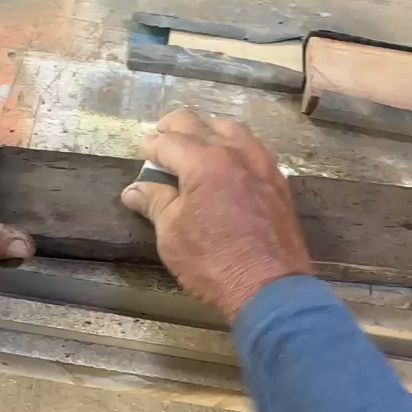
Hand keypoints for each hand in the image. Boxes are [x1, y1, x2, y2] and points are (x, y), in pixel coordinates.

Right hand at [120, 109, 313, 318]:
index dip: (151, 145)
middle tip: (161, 141)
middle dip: (175, 128)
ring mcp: (262, 164)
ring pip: (231, 129)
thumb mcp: (172, 235)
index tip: (143, 150)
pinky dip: (234, 146)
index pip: (169, 141)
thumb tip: (134, 190)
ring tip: (194, 146)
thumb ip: (155, 203)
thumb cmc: (213, 262)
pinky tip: (227, 162)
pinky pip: (253, 148)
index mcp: (204, 161)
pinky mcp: (278, 181)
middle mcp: (235, 152)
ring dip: (208, 131)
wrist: (269, 287)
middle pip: (199, 124)